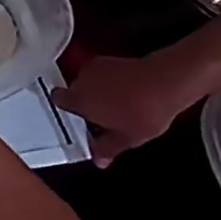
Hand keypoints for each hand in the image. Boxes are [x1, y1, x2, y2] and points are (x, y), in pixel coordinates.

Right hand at [49, 54, 199, 167]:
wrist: (162, 83)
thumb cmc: (142, 114)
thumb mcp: (127, 139)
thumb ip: (107, 148)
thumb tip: (97, 159)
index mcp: (79, 101)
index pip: (57, 99)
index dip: (65, 109)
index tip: (79, 118)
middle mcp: (81, 81)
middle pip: (73, 92)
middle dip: (85, 103)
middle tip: (103, 118)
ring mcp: (93, 68)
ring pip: (87, 82)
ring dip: (96, 92)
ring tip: (118, 105)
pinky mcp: (107, 59)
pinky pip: (99, 73)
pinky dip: (106, 81)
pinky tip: (125, 92)